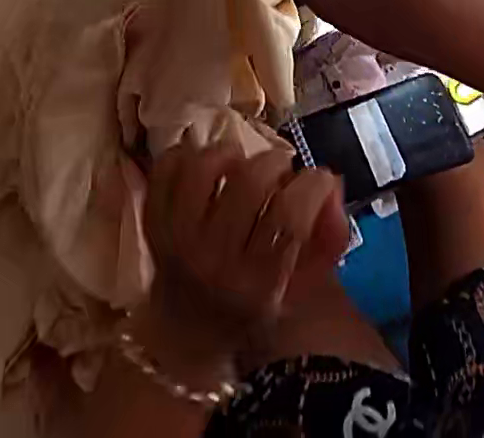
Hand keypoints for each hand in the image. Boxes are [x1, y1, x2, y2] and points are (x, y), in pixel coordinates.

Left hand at [139, 142, 347, 372]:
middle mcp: (214, 259)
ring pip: (204, 167)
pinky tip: (207, 164)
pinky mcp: (152, 219)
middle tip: (281, 171)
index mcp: (258, 282)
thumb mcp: (305, 284)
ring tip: (241, 163)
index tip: (319, 177)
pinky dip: (188, 153)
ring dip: (230, 153)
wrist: (188, 329)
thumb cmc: (257, 299)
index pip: (289, 217)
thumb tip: (331, 184)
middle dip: (276, 163)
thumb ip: (330, 236)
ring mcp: (177, 238)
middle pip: (249, 183)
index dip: (312, 184)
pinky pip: (166, 168)